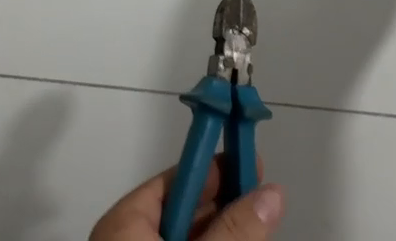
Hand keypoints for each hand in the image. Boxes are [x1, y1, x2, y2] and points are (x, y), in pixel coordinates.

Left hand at [89, 159, 283, 240]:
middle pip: (184, 213)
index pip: (175, 180)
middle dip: (226, 207)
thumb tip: (271, 192)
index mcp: (125, 225)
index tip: (253, 162)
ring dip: (224, 237)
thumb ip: (234, 232)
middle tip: (265, 202)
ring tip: (258, 230)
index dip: (215, 167)